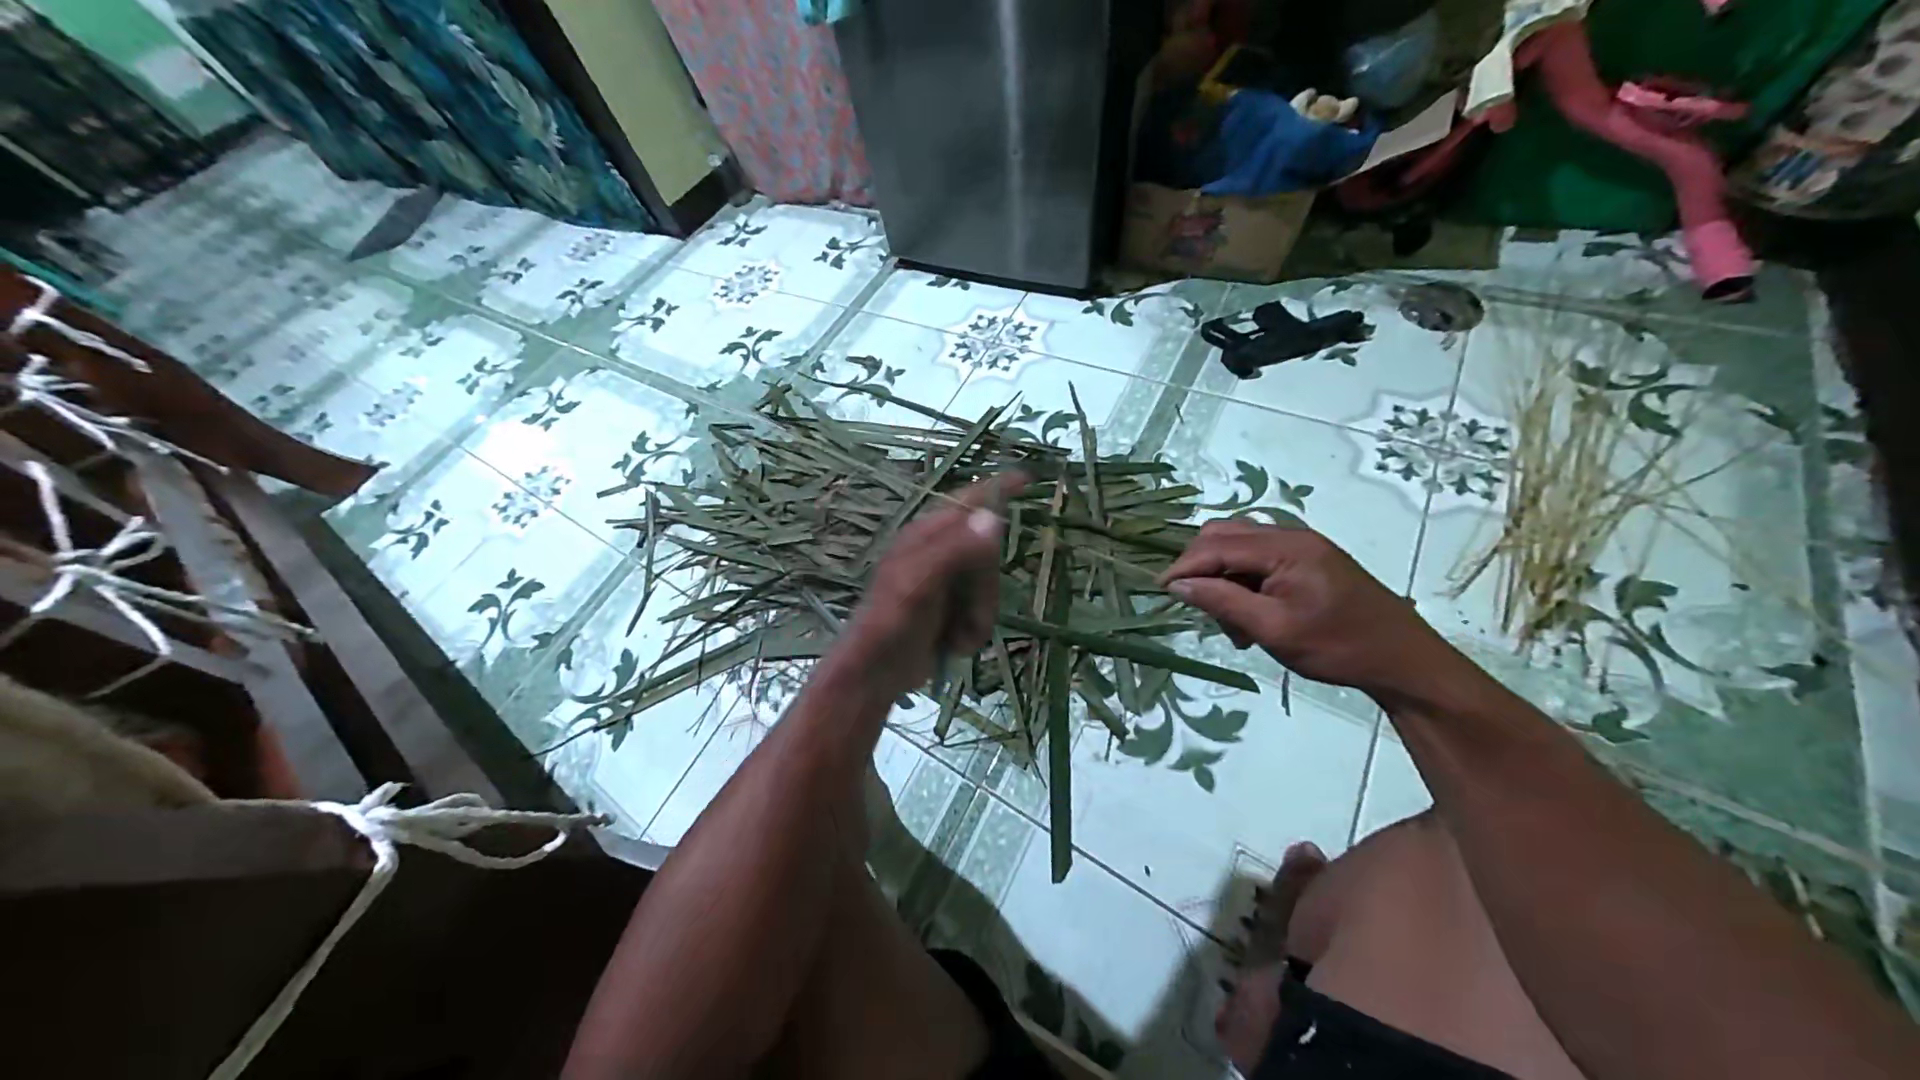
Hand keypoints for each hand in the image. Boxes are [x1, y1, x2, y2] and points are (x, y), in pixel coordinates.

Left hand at [830, 473, 1027, 699]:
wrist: (875, 673)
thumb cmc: (890, 621)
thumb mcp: (919, 582)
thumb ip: (955, 549)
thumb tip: (991, 518)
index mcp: (927, 535)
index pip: (969, 501)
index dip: (997, 489)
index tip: (1027, 480)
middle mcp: (939, 552)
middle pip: (989, 555)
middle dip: (985, 590)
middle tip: (968, 612)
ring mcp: (946, 582)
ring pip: (989, 589)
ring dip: (978, 617)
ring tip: (953, 635)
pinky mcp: (951, 609)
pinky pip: (982, 613)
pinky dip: (972, 632)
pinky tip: (951, 644)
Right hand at [1159, 520, 1461, 703]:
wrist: (1402, 659)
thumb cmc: (1338, 646)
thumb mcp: (1273, 628)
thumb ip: (1222, 602)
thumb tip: (1177, 585)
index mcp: (1285, 547)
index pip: (1217, 545)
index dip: (1184, 566)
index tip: (1161, 591)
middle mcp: (1291, 535)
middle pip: (1224, 536)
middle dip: (1203, 570)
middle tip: (1204, 611)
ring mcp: (1301, 546)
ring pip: (1238, 547)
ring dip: (1222, 578)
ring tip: (1233, 623)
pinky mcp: (1307, 560)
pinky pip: (1258, 559)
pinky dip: (1243, 582)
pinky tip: (1251, 615)